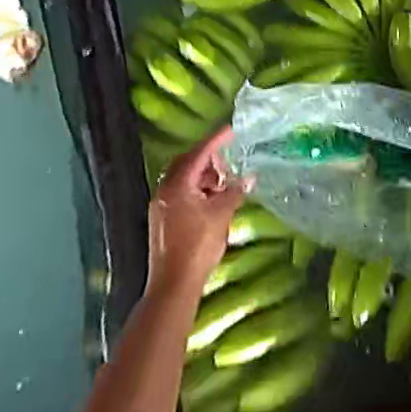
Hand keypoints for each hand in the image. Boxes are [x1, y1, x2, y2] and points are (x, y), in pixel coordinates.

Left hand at [148, 127, 247, 295]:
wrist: (174, 282)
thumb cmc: (198, 244)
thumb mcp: (222, 213)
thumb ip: (235, 191)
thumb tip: (248, 177)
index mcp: (176, 187)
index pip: (199, 154)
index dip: (216, 140)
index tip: (232, 129)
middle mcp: (165, 192)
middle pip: (186, 164)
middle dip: (208, 158)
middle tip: (230, 157)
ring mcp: (162, 206)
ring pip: (184, 179)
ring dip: (205, 175)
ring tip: (226, 180)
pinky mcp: (165, 219)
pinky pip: (183, 192)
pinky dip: (200, 189)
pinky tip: (216, 197)